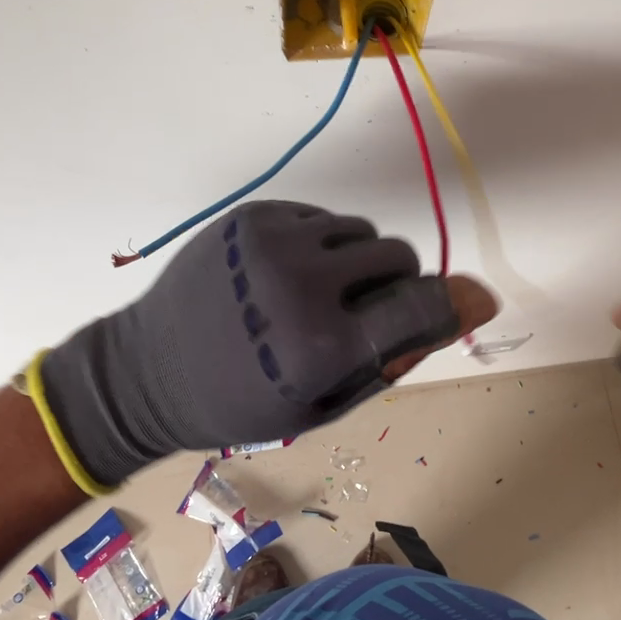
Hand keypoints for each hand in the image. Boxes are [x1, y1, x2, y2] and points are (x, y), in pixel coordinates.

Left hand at [37, 200, 497, 488]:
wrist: (147, 371)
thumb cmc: (242, 404)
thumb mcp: (326, 402)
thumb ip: (399, 354)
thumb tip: (473, 301)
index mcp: (323, 345)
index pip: (423, 304)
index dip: (446, 304)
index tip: (453, 305)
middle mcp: (302, 282)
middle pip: (398, 255)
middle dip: (394, 283)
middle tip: (359, 311)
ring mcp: (274, 241)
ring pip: (361, 230)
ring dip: (356, 259)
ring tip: (315, 292)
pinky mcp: (252, 215)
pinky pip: (319, 217)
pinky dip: (319, 242)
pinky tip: (284, 273)